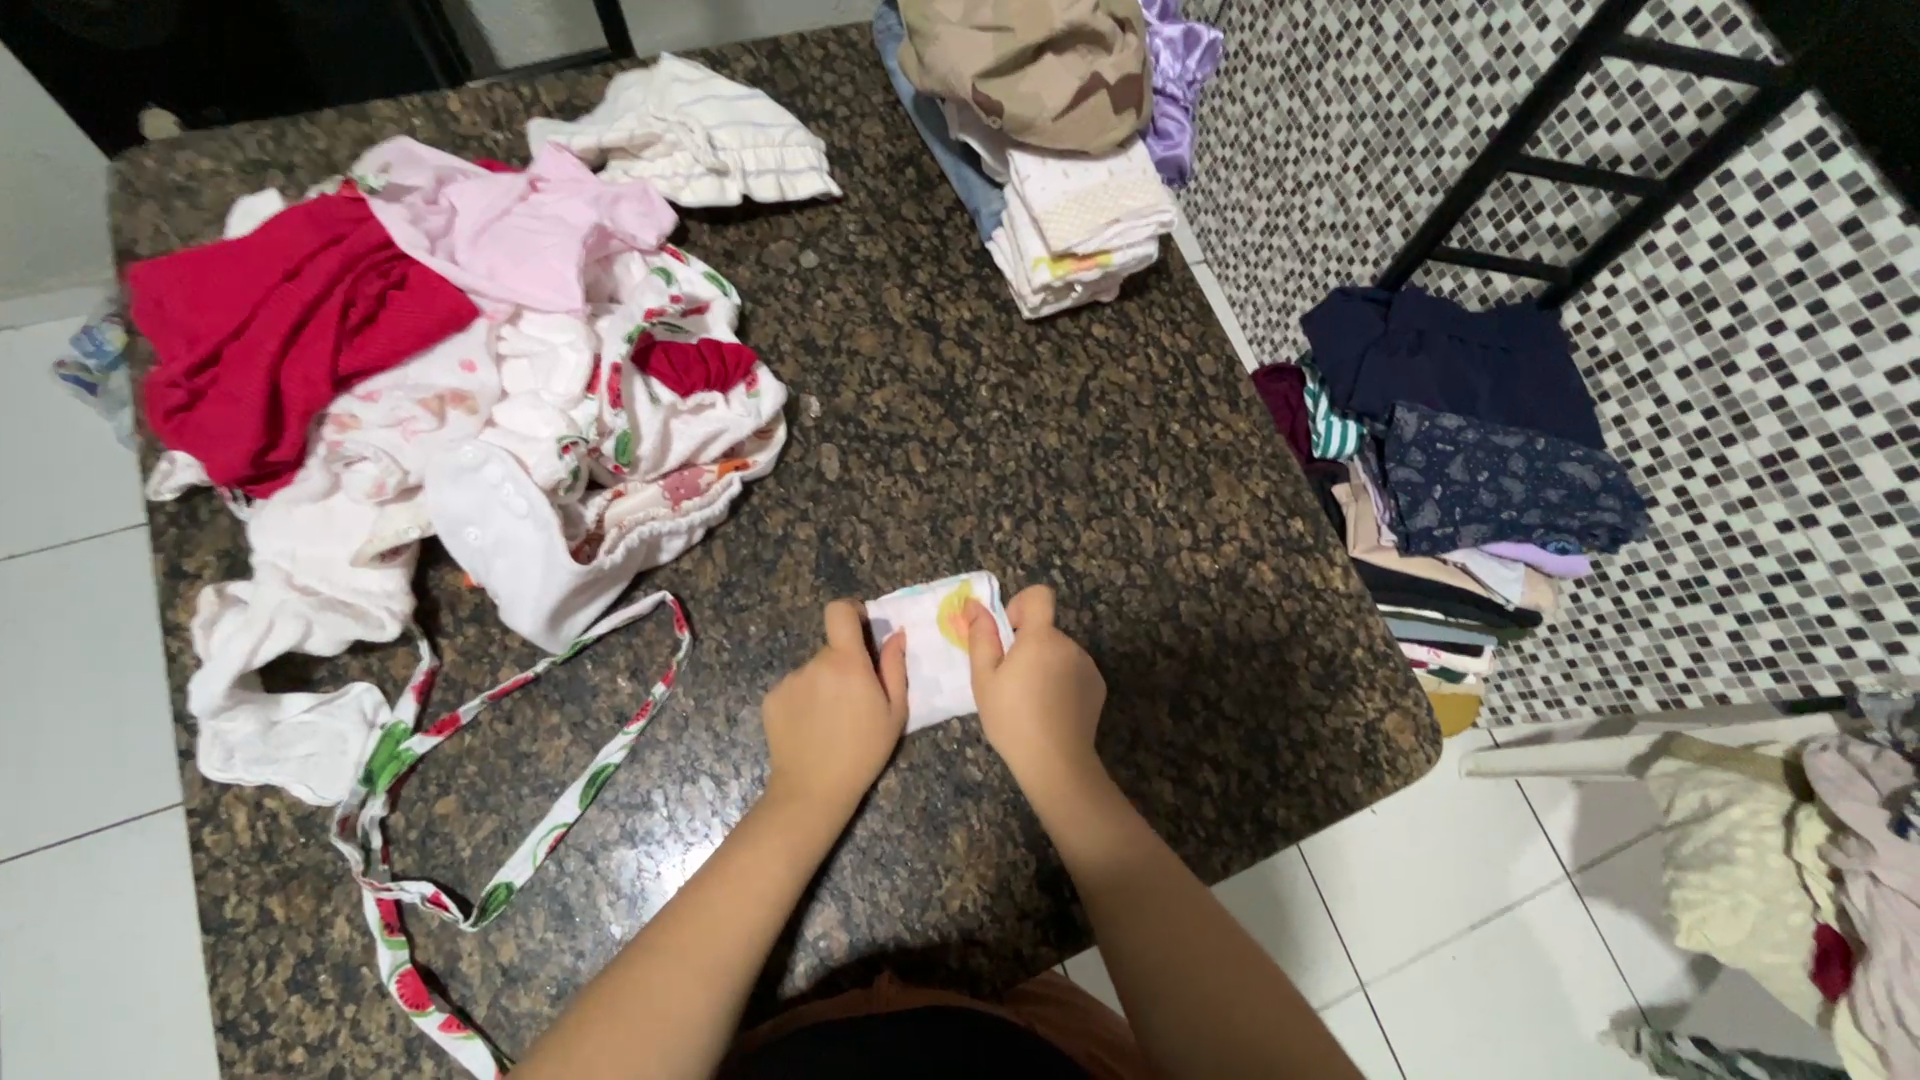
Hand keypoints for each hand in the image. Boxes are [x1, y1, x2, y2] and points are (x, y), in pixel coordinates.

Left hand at [761, 600, 907, 816]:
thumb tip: (894, 635)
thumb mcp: (895, 712)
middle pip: (831, 649)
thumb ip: (895, 668)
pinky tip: (810, 728)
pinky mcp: (771, 698)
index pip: (838, 610)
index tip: (860, 629)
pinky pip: (794, 688)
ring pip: (812, 671)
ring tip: (830, 721)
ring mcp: (789, 681)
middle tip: (854, 700)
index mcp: (847, 663)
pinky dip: (803, 701)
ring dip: (823, 685)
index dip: (850, 611)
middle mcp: (814, 664)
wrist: (812, 789)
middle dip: (844, 665)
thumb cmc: (863, 752)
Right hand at [965, 586, 1107, 793]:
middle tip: (1011, 682)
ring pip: (1058, 653)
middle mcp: (1069, 644)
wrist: (1056, 762)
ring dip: (1044, 665)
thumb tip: (976, 606)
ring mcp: (1087, 665)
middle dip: (1027, 646)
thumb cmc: (1012, 719)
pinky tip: (1051, 710)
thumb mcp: (984, 679)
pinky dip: (1061, 682)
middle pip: (1044, 631)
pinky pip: (1073, 671)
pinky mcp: (1098, 685)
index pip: (1038, 596)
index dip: (1020, 606)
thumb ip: (981, 637)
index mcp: (1041, 637)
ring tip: (1031, 702)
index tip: (1009, 634)